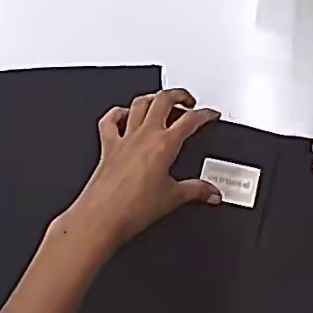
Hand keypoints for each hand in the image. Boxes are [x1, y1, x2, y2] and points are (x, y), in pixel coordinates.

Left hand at [54, 88, 222, 254]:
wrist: (102, 218)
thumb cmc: (133, 208)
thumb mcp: (174, 199)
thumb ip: (197, 191)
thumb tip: (211, 192)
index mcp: (164, 144)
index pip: (191, 119)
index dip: (205, 114)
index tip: (211, 114)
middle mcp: (144, 135)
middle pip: (164, 100)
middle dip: (180, 95)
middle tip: (189, 101)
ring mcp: (124, 138)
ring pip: (139, 103)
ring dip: (153, 98)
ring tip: (162, 101)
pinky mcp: (108, 146)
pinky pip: (110, 120)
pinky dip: (118, 113)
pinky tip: (124, 114)